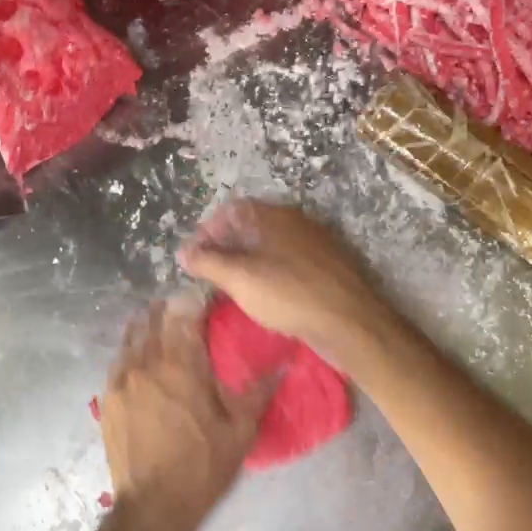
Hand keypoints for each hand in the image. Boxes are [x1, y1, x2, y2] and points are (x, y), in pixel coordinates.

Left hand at [101, 296, 271, 530]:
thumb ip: (259, 393)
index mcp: (183, 367)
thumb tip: (284, 366)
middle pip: (155, 321)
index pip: (185, 316)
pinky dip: (129, 350)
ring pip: (132, 338)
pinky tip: (136, 354)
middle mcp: (148, 365)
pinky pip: (117, 362)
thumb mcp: (240, 432)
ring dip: (146, 325)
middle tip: (182, 307)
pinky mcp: (107, 399)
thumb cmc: (203, 467)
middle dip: (169, 309)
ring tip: (158, 321)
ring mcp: (122, 381)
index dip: (195, 301)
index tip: (206, 298)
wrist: (154, 504)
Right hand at [178, 200, 396, 363]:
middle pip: (252, 226)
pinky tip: (269, 297)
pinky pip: (290, 263)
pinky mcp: (328, 267)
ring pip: (272, 246)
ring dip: (250, 262)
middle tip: (212, 275)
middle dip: (228, 247)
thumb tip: (182, 251)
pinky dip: (272, 274)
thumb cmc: (289, 294)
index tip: (195, 258)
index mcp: (273, 215)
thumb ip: (208, 263)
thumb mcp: (240, 279)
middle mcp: (295, 221)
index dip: (208, 231)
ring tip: (236, 288)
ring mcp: (315, 243)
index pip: (231, 209)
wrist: (348, 321)